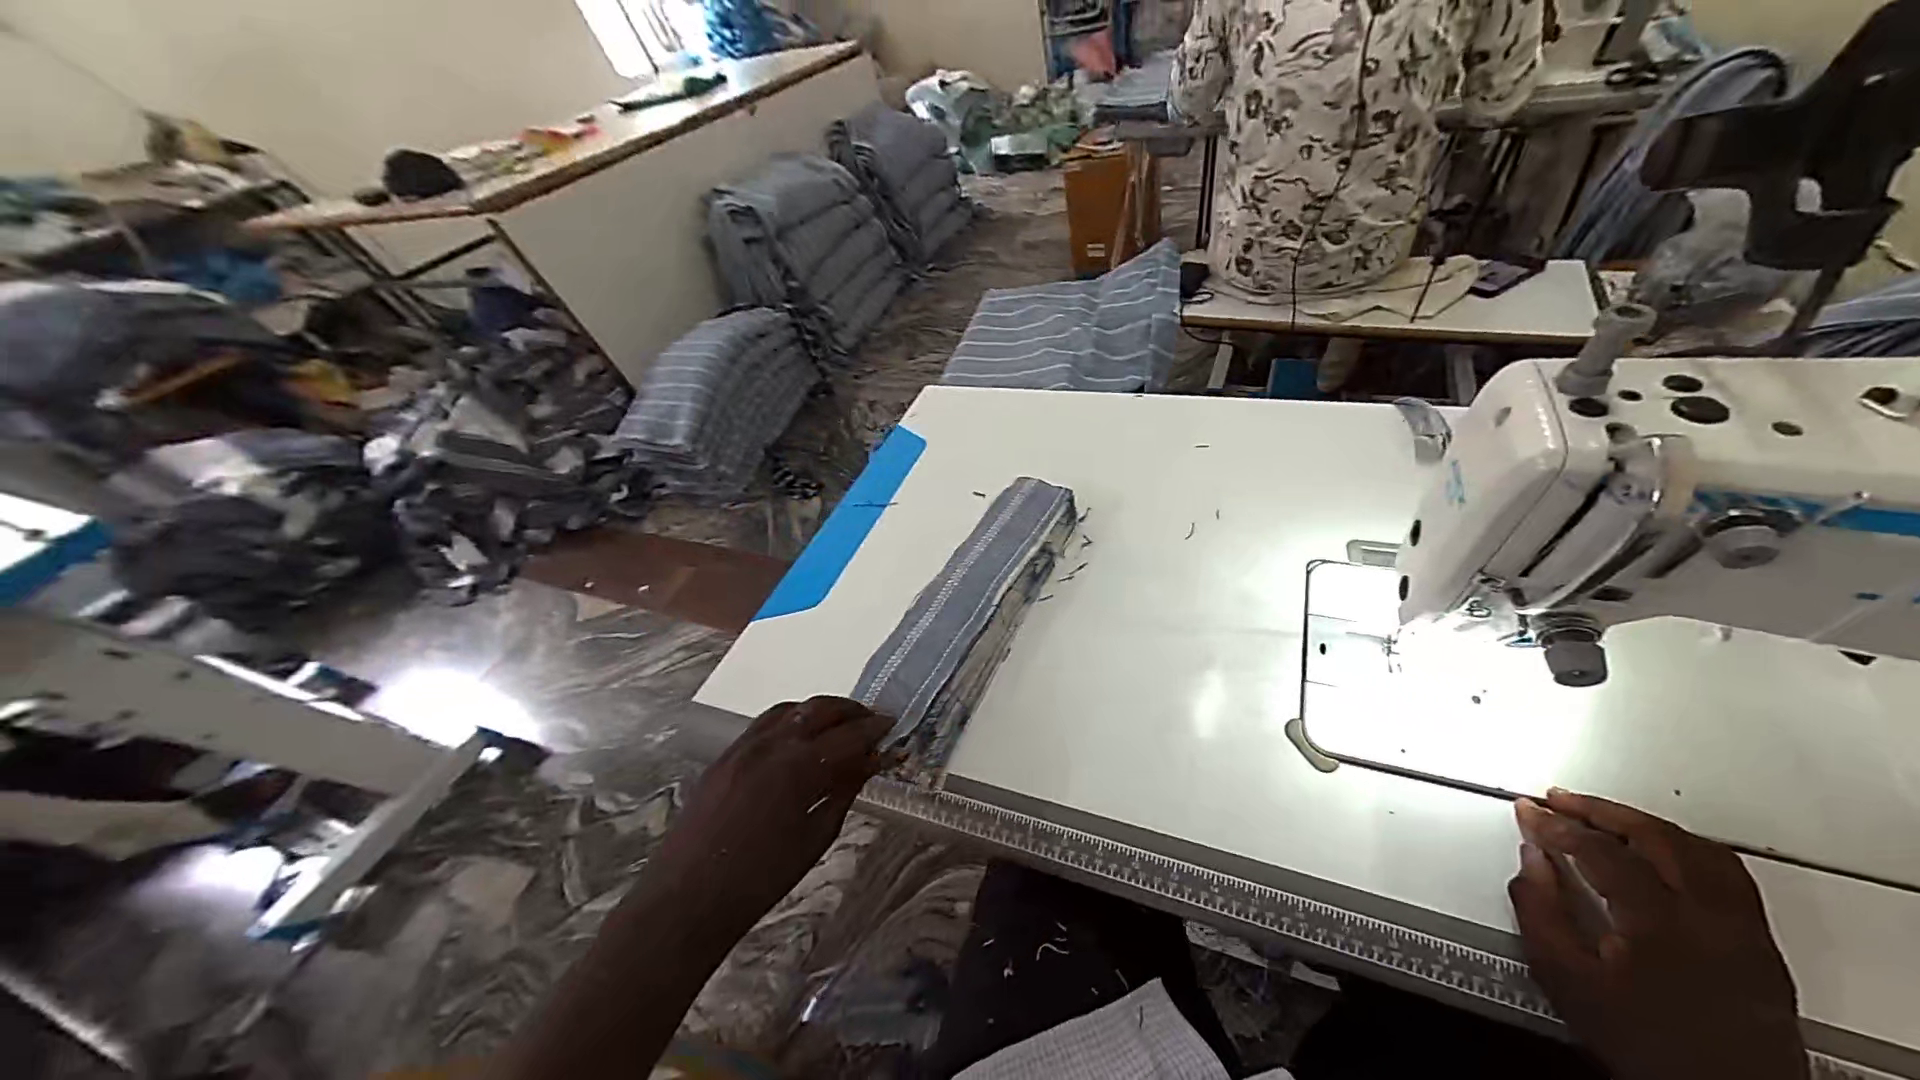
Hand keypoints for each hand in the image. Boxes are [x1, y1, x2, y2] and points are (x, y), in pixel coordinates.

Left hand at [651, 696, 891, 929]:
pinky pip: (766, 723)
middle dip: (852, 711)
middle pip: (820, 709)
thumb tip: (869, 763)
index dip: (875, 731)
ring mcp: (744, 746)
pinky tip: (801, 737)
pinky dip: (792, 720)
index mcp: (798, 767)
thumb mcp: (815, 838)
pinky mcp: (726, 755)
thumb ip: (843, 792)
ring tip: (841, 724)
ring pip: (792, 709)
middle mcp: (771, 745)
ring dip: (821, 710)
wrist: (687, 900)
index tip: (894, 729)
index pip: (848, 736)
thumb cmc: (759, 881)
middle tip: (873, 722)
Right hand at [1509, 790, 1806, 1079]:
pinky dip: (1685, 848)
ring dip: (1645, 824)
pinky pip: (1729, 875)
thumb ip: (1538, 911)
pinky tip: (1660, 848)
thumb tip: (1531, 861)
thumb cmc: (1643, 1046)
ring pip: (1700, 851)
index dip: (1556, 825)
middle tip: (1561, 799)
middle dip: (1600, 811)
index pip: (1600, 851)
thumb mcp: (1564, 977)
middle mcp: (1714, 922)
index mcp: (1661, 926)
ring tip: (1605, 815)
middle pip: (1657, 839)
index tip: (1528, 811)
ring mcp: (1746, 934)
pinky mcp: (1762, 948)